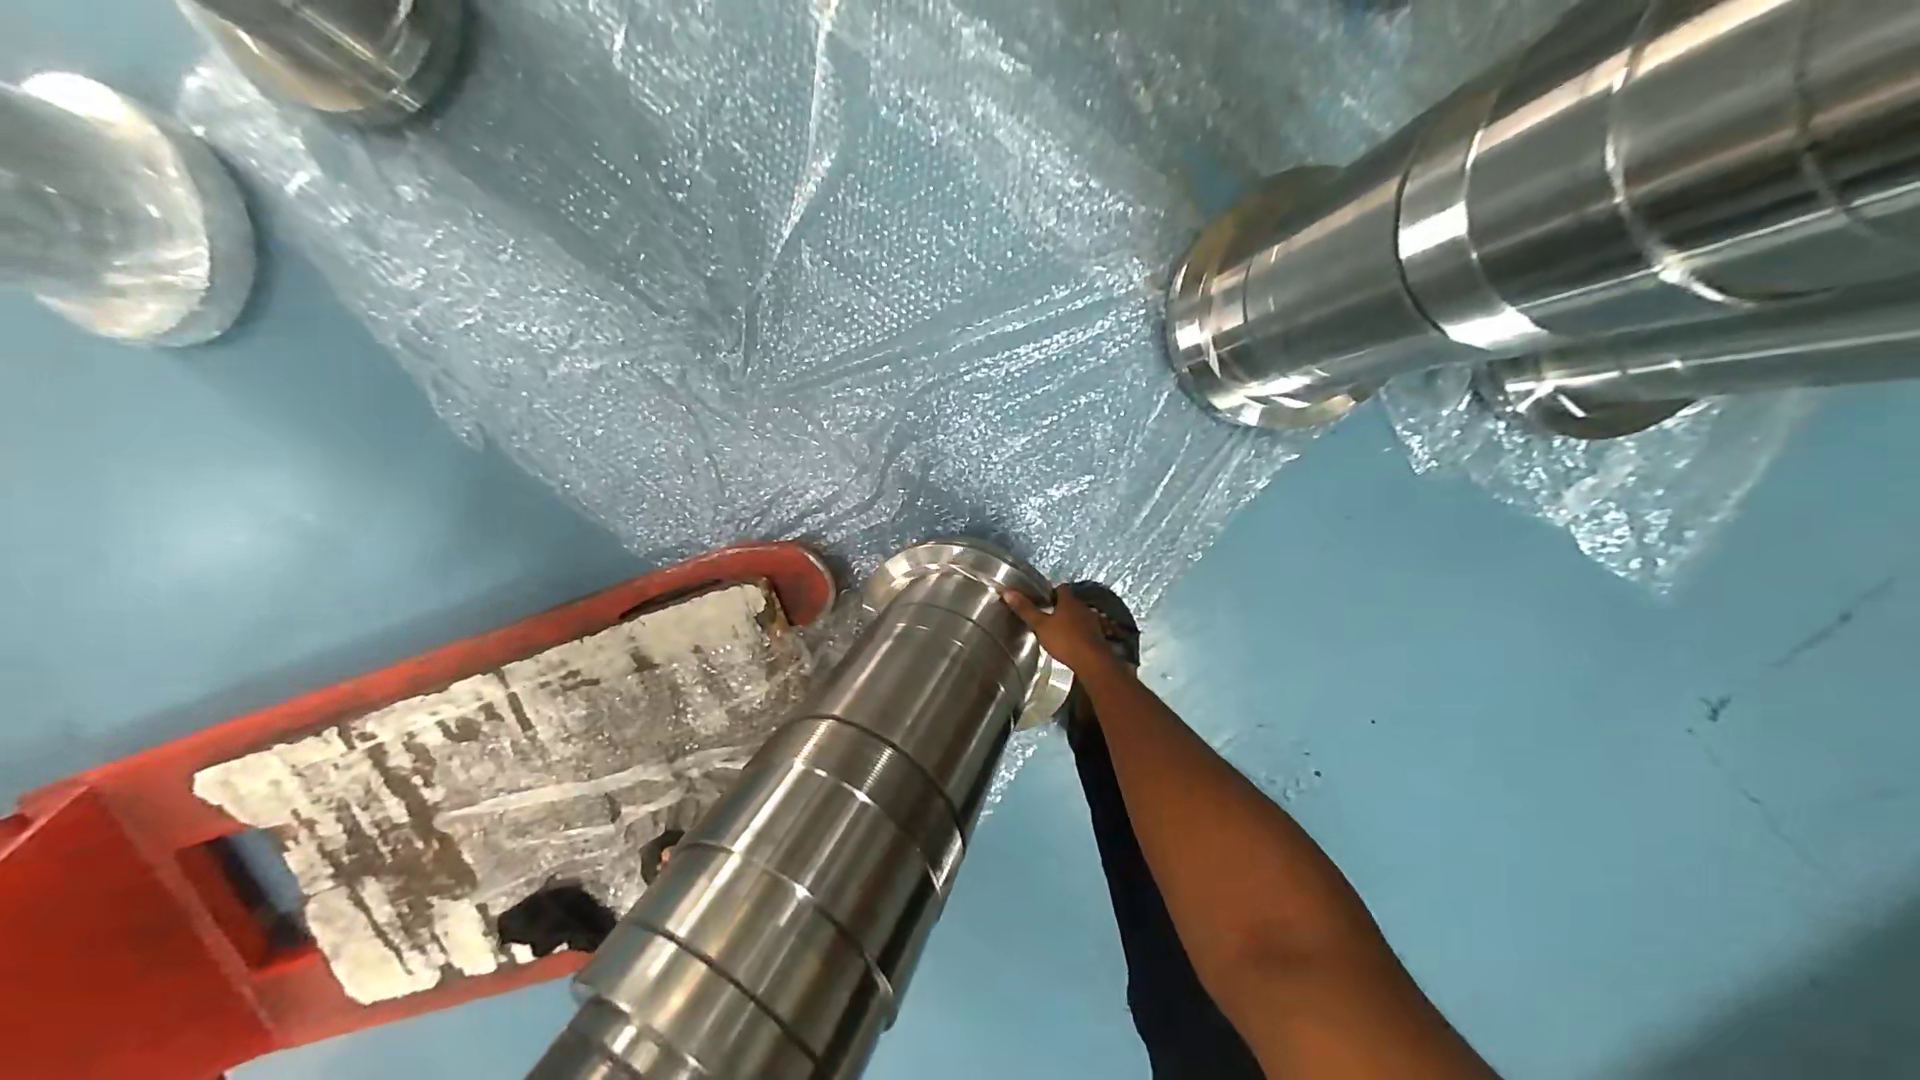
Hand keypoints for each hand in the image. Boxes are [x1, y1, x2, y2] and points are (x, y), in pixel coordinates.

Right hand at [1002, 586, 1128, 678]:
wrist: (1093, 661)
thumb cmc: (1065, 640)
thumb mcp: (1040, 625)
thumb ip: (1025, 610)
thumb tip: (1007, 591)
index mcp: (1069, 601)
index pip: (1061, 588)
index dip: (1051, 592)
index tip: (1042, 600)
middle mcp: (1082, 607)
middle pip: (1070, 602)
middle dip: (1060, 607)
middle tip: (1046, 616)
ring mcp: (1092, 621)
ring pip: (1078, 615)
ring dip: (1069, 620)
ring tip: (1056, 630)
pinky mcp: (1097, 636)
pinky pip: (1085, 628)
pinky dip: (1077, 632)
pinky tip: (1070, 642)